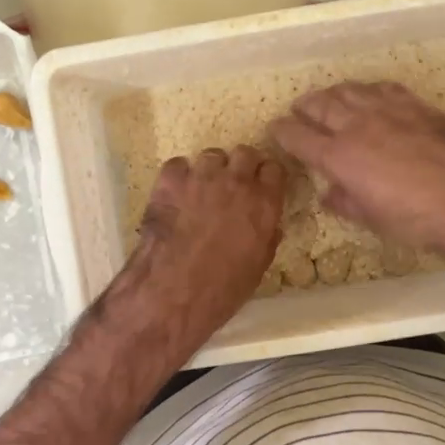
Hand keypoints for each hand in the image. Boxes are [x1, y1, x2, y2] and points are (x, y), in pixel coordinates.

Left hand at [115, 146, 285, 349]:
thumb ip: (267, 237)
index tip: (261, 186)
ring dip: (211, 170)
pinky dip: (178, 176)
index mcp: (264, 203)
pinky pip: (177, 165)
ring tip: (202, 190)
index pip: (274, 169)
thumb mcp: (258, 266)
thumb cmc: (223, 288)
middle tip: (232, 186)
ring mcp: (201, 178)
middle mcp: (236, 182)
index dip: (267, 177)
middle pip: (245, 153)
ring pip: (212, 155)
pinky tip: (175, 194)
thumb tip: (270, 225)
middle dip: (241, 166)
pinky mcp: (170, 181)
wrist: (174, 292)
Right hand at [269, 82, 444, 261]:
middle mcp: (357, 126)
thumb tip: (330, 193)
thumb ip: (346, 201)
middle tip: (298, 110)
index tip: (276, 129)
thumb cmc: (417, 219)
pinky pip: (383, 88)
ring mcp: (388, 110)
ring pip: (350, 91)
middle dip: (304, 107)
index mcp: (339, 157)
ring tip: (328, 98)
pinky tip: (369, 95)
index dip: (283, 132)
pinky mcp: (415, 105)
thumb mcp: (373, 219)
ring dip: (333, 94)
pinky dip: (368, 90)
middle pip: (320, 106)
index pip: (299, 137)